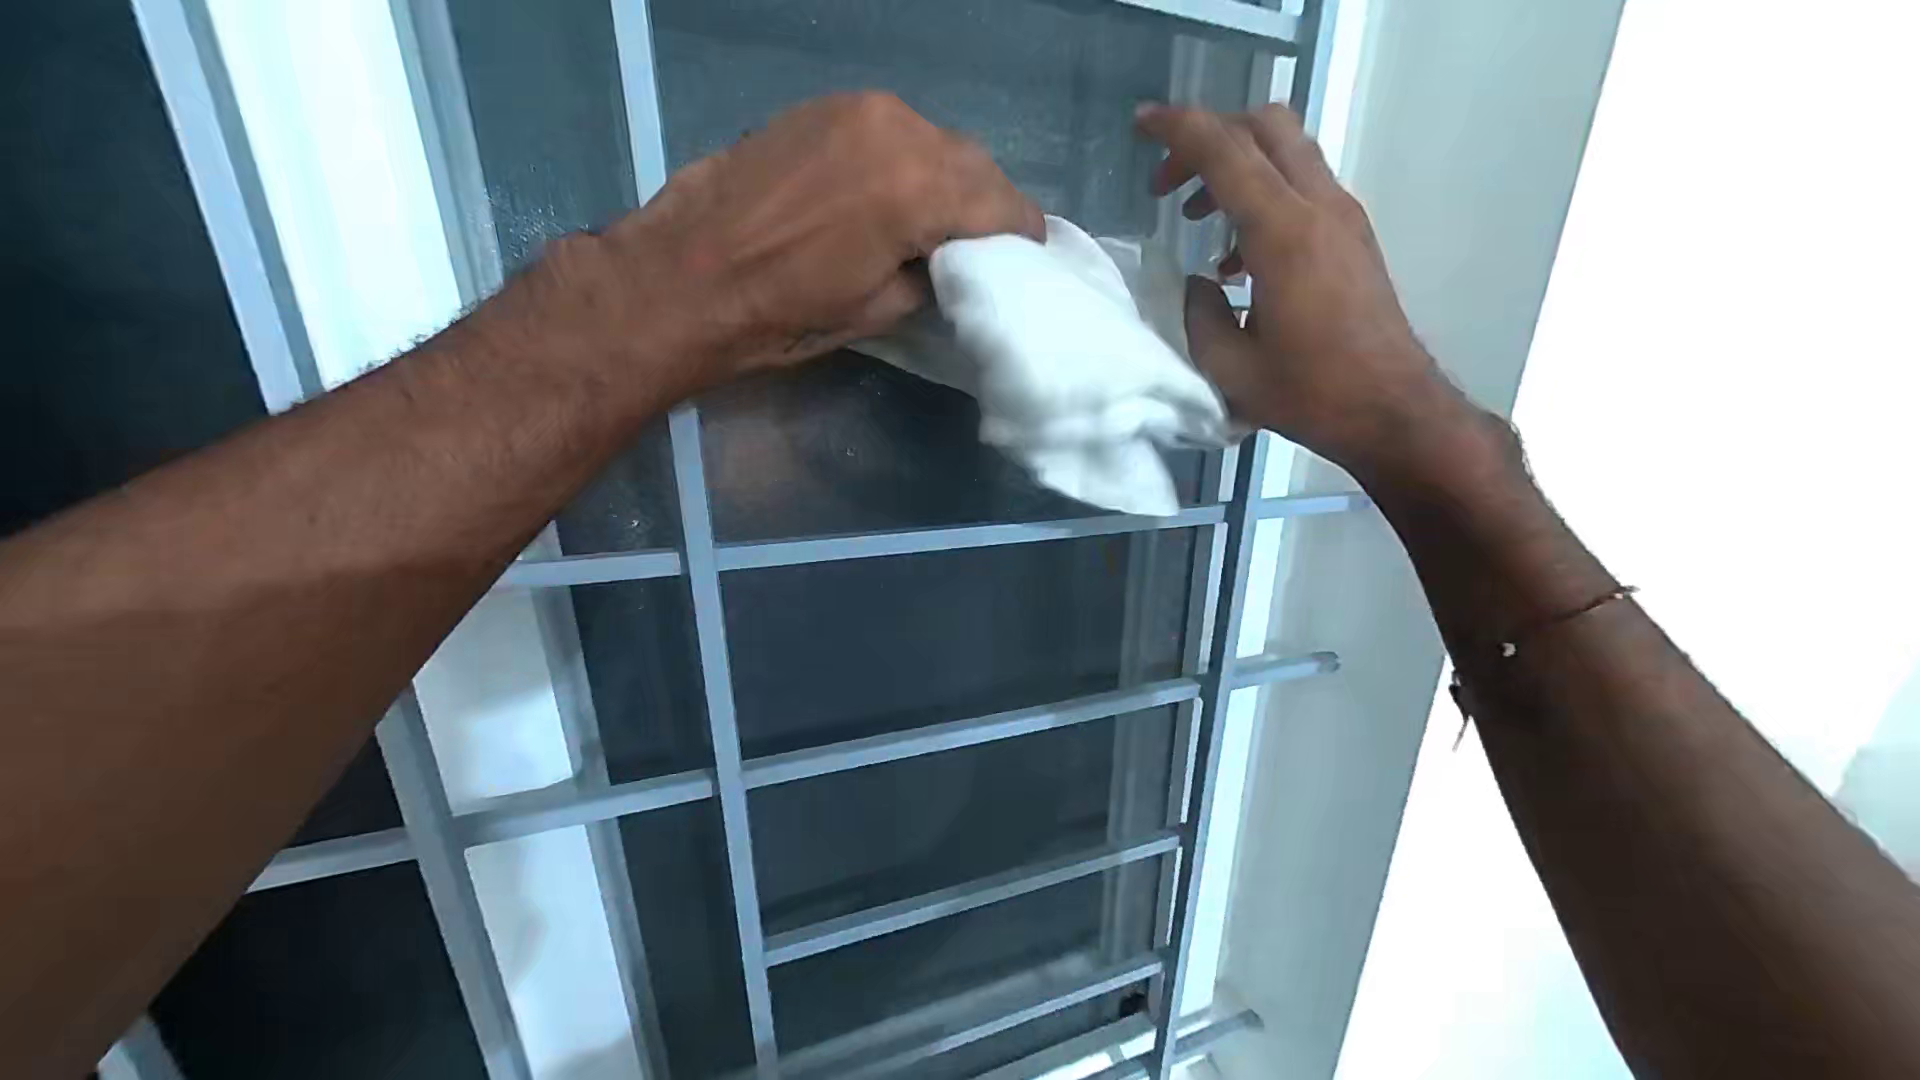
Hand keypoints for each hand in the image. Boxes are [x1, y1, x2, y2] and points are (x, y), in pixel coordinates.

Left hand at [549, 92, 1043, 397]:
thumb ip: (929, 275)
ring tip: (941, 222)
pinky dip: (908, 162)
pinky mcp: (823, 108)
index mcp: (917, 190)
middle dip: (988, 204)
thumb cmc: (786, 313)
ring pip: (933, 142)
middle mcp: (897, 130)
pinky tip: (896, 194)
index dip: (1021, 232)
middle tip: (987, 243)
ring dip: (948, 180)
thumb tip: (948, 261)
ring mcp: (856, 110)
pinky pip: (892, 132)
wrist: (688, 276)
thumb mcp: (878, 311)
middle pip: (972, 163)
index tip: (1028, 255)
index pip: (999, 203)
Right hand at [1137, 103, 1485, 477]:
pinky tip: (1237, 259)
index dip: (1178, 130)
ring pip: (1287, 153)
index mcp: (1282, 235)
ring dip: (1235, 168)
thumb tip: (1198, 284)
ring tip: (1196, 219)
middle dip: (1209, 138)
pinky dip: (1261, 197)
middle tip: (1169, 184)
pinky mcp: (1352, 237)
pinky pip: (1302, 188)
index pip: (1225, 153)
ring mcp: (1343, 219)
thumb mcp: (1228, 367)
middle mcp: (1318, 209)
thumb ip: (1198, 315)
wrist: (1391, 409)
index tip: (1141, 126)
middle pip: (1265, 128)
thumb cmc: (1307, 394)